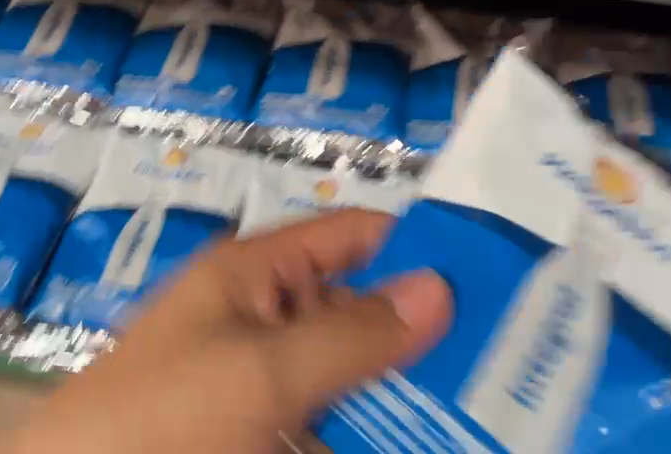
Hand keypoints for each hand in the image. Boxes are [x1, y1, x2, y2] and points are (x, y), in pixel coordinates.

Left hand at [0, 209, 451, 453]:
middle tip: (508, 354)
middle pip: (363, 310)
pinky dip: (373, 429)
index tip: (494, 272)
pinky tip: (422, 433)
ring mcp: (263, 387)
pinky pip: (333, 424)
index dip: (419, 244)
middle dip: (426, 331)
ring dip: (407, 391)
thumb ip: (352, 334)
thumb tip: (442, 287)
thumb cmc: (162, 421)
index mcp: (258, 274)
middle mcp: (266, 319)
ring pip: (355, 377)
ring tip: (486, 403)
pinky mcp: (261, 435)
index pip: (355, 236)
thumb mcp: (260, 371)